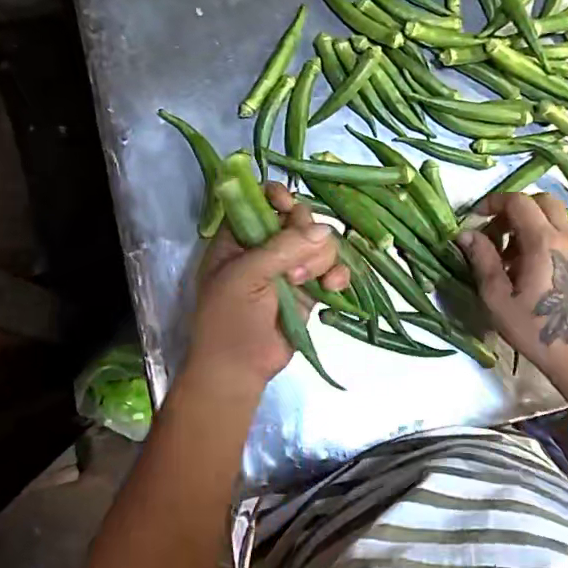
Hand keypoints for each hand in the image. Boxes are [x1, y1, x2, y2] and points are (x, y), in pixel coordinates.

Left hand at [187, 183, 349, 396]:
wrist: (239, 368)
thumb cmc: (229, 319)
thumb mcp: (246, 276)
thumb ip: (283, 248)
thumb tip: (325, 229)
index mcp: (240, 237)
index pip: (262, 201)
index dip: (279, 198)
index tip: (289, 207)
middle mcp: (267, 247)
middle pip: (301, 220)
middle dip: (305, 238)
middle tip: (295, 267)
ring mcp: (291, 268)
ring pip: (322, 244)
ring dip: (321, 260)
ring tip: (305, 283)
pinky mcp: (311, 289)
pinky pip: (333, 270)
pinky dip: (338, 275)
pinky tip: (333, 288)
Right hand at [456, 192, 567, 383]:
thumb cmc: (533, 328)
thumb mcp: (497, 296)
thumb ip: (482, 259)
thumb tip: (466, 234)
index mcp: (544, 242)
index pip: (519, 202)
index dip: (494, 202)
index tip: (475, 217)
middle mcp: (565, 237)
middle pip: (541, 201)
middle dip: (514, 209)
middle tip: (494, 232)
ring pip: (552, 216)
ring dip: (527, 223)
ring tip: (506, 255)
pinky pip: (559, 233)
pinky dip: (540, 236)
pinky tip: (524, 266)